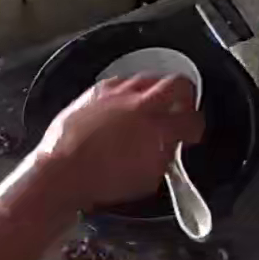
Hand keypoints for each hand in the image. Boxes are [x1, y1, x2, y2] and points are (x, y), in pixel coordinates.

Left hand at [31, 75, 204, 209]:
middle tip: (182, 107)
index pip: (192, 118)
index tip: (191, 133)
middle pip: (178, 84)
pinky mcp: (95, 91)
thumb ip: (164, 156)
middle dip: (186, 96)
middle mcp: (139, 104)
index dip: (196, 127)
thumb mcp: (147, 179)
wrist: (63, 170)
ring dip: (155, 90)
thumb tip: (170, 146)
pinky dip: (127, 90)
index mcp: (157, 128)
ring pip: (147, 78)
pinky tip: (124, 102)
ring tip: (153, 104)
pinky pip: (120, 81)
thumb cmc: (102, 181)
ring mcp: (116, 94)